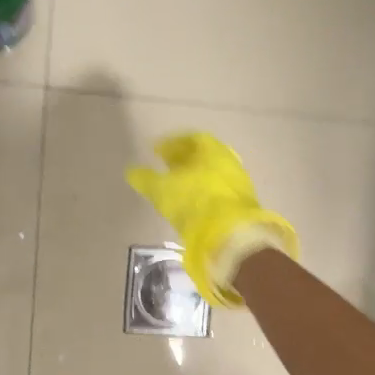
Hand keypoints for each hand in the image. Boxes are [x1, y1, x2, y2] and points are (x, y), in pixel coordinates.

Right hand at [125, 132, 298, 307]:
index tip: (157, 151)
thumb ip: (146, 180)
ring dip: (195, 179)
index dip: (172, 144)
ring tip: (178, 187)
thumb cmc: (194, 202)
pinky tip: (194, 205)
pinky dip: (205, 195)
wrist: (230, 236)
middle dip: (184, 161)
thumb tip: (132, 172)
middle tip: (167, 167)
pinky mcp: (242, 207)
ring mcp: (239, 185)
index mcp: (211, 150)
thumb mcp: (162, 190)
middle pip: (204, 157)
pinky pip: (220, 194)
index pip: (191, 139)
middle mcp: (229, 162)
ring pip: (213, 175)